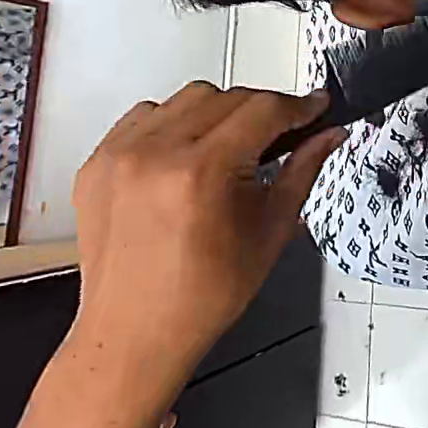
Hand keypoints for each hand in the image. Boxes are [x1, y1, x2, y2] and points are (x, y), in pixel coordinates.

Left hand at [68, 82, 343, 393]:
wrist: (138, 331)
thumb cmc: (206, 291)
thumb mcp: (274, 226)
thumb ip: (304, 168)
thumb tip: (330, 135)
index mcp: (203, 171)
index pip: (264, 109)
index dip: (300, 105)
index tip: (318, 107)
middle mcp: (155, 155)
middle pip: (229, 96)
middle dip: (266, 109)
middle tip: (287, 132)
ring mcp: (119, 156)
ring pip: (189, 97)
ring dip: (224, 111)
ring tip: (239, 143)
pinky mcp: (97, 164)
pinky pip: (147, 115)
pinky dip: (179, 121)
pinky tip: (195, 150)